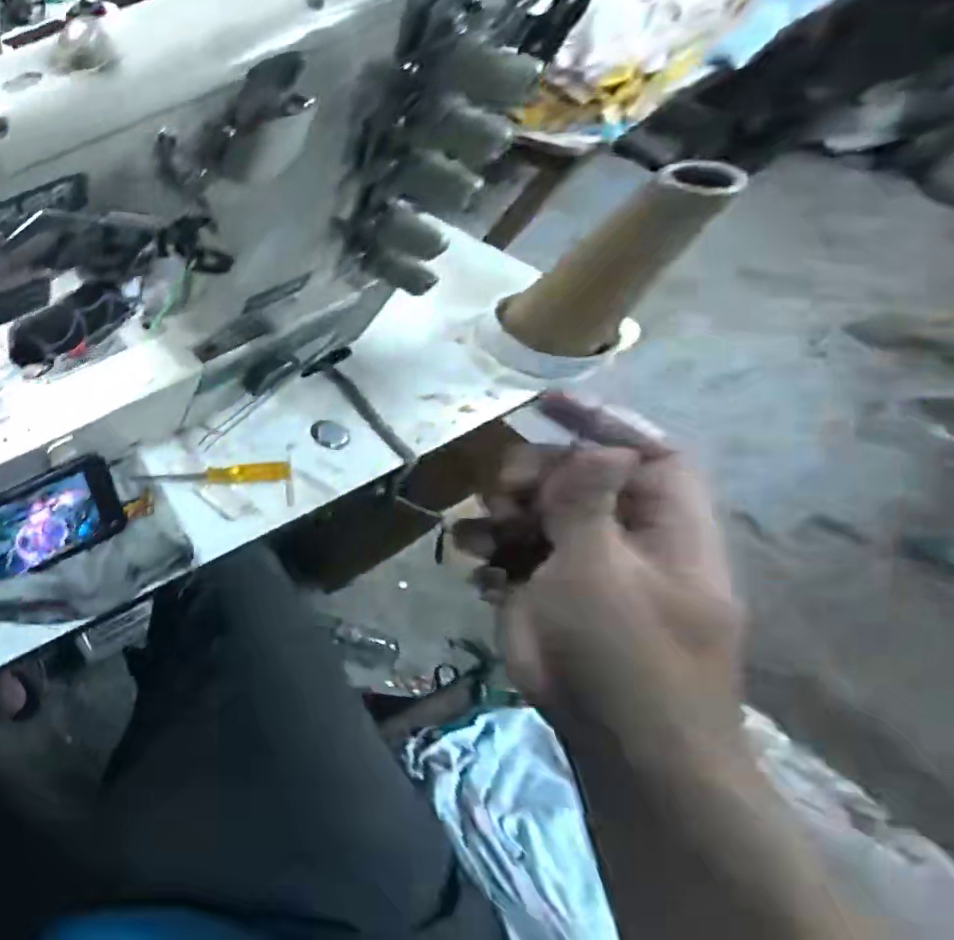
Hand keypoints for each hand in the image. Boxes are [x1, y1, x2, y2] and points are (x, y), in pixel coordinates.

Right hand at [453, 393, 743, 745]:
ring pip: (535, 516)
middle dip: (532, 476)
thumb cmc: (623, 651)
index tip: (547, 404)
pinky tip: (478, 570)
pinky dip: (489, 555)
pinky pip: (511, 554)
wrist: (617, 738)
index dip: (605, 425)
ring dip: (499, 517)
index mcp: (666, 532)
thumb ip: (591, 506)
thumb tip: (603, 447)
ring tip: (480, 536)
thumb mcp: (603, 571)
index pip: (649, 457)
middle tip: (500, 491)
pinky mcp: (544, 594)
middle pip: (578, 481)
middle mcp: (625, 542)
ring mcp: (582, 569)